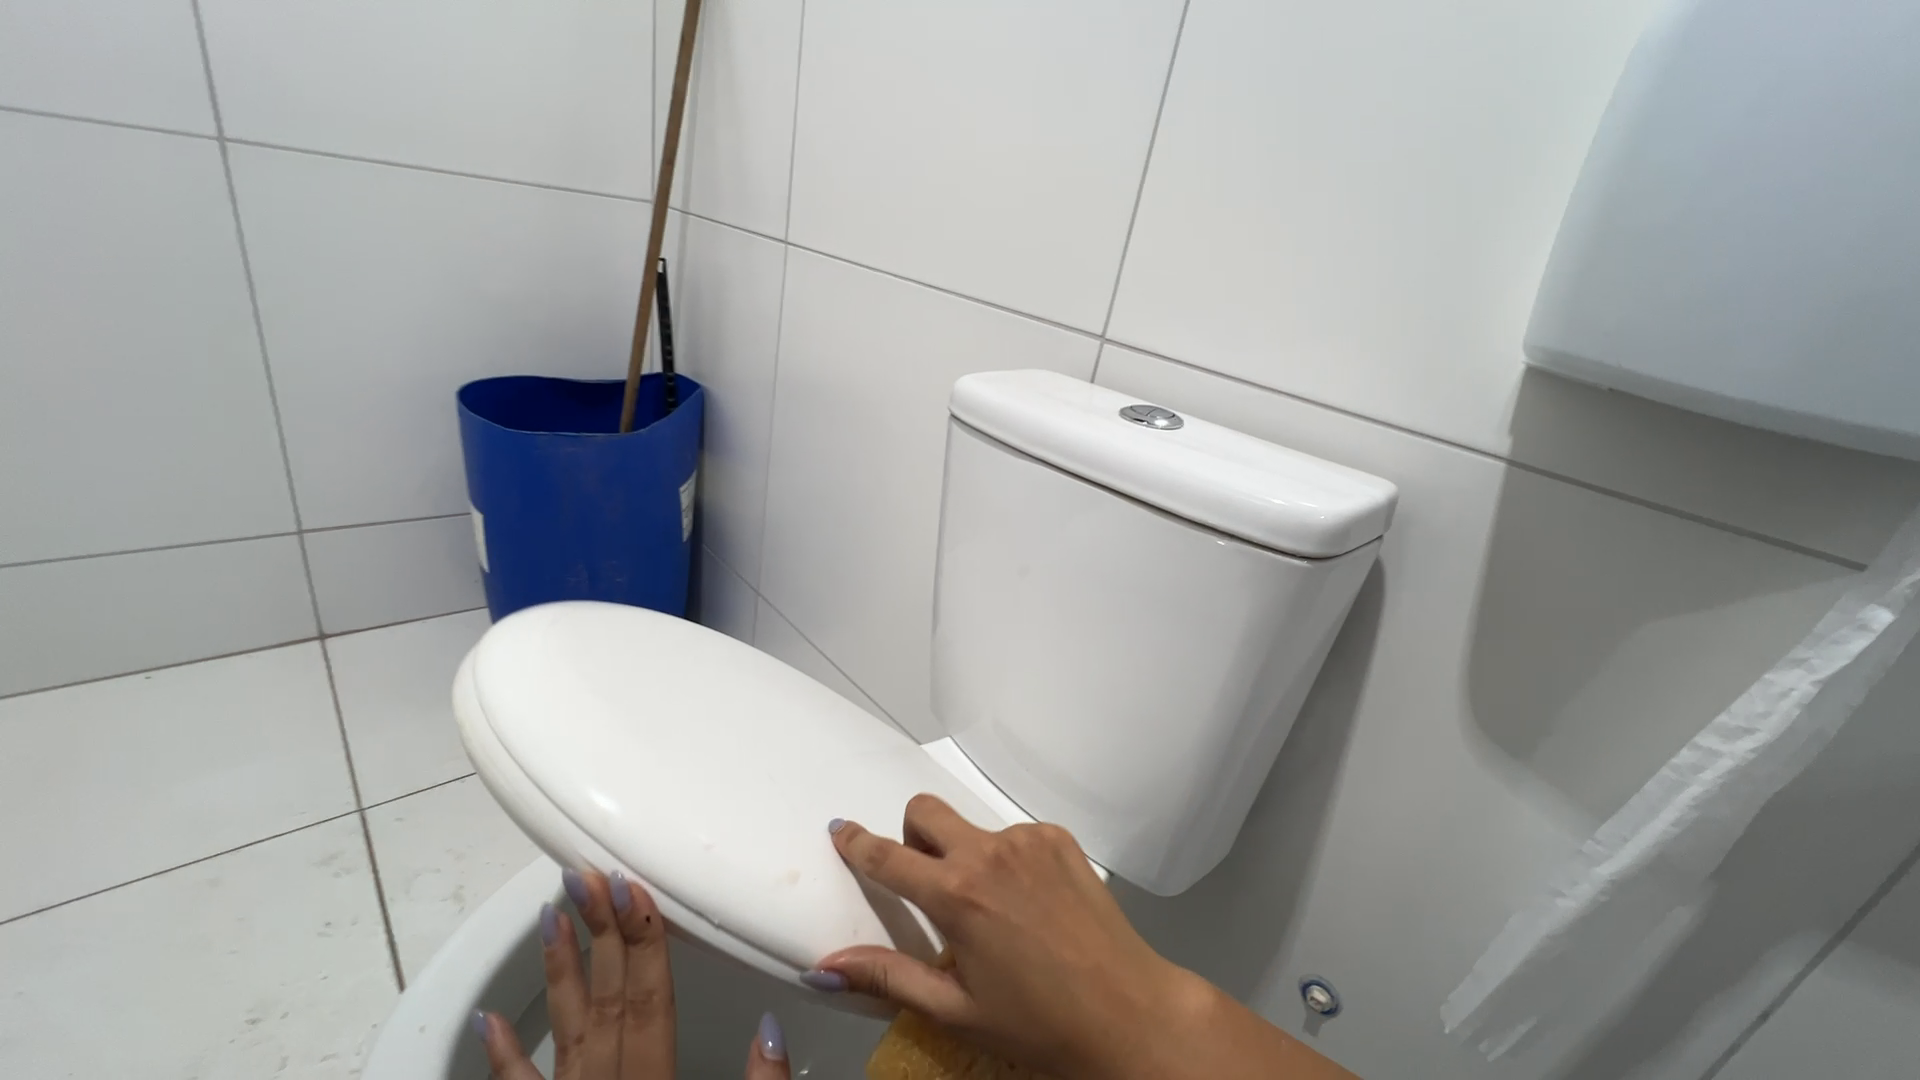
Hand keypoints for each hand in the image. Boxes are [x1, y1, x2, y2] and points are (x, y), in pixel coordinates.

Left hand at [474, 868, 790, 1079]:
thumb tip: (770, 1028)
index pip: (649, 1002)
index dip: (644, 943)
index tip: (633, 890)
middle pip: (607, 1002)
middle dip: (600, 934)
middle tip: (586, 875)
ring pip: (565, 1031)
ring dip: (559, 970)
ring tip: (551, 912)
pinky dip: (504, 1057)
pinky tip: (491, 1017)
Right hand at [808, 796, 1201, 1078]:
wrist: (1128, 1012)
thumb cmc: (1038, 1024)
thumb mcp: (955, 1010)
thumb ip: (888, 978)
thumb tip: (827, 965)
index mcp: (956, 895)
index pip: (888, 856)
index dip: (857, 842)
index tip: (842, 829)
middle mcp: (989, 852)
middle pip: (926, 809)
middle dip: (913, 834)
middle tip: (928, 879)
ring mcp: (1029, 839)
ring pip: (973, 825)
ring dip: (966, 852)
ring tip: (995, 907)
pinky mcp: (1060, 838)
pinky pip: (1015, 833)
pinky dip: (1008, 858)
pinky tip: (1030, 901)